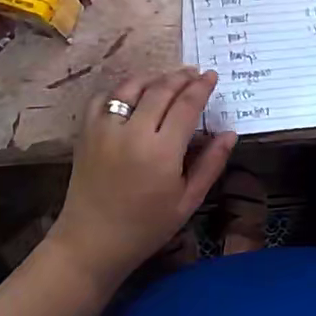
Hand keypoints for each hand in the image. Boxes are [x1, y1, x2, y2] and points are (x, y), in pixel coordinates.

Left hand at [46, 67, 236, 283]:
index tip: (211, 76)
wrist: (92, 242)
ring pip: (131, 87)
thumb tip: (230, 133)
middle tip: (194, 73)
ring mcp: (105, 129)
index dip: (201, 87)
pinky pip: (103, 98)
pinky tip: (132, 94)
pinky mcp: (86, 132)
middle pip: (161, 90)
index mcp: (161, 152)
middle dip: (181, 77)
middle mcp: (132, 133)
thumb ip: (210, 164)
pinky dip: (120, 90)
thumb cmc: (146, 227)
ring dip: (152, 78)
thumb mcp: (188, 201)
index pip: (186, 105)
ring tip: (167, 79)